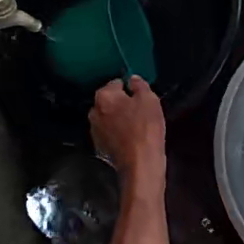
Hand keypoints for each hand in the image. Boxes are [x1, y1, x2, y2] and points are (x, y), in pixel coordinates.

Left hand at [89, 76, 164, 196]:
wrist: (139, 163)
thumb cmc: (145, 127)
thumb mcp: (149, 100)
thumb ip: (140, 85)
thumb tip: (133, 79)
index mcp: (104, 96)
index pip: (116, 83)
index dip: (129, 88)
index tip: (140, 95)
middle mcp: (93, 111)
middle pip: (109, 101)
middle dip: (121, 103)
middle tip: (139, 110)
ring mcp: (94, 130)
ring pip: (108, 118)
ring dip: (118, 119)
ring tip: (136, 126)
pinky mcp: (99, 146)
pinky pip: (109, 133)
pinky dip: (117, 133)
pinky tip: (131, 138)